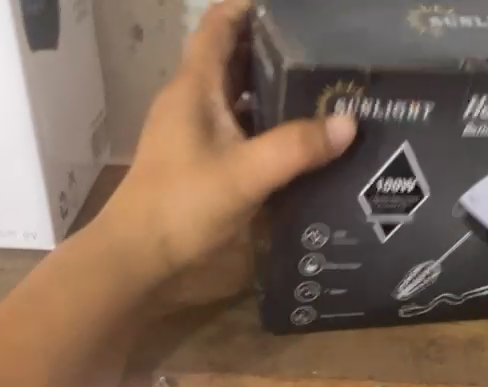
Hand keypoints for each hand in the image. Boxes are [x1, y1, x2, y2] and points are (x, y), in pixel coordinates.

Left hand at [88, 0, 355, 303]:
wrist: (137, 261)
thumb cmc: (182, 207)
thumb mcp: (245, 174)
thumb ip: (296, 147)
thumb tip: (349, 123)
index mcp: (195, 88)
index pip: (221, 24)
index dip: (252, 6)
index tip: (294, 10)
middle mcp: (191, 106)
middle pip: (233, 63)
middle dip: (274, 53)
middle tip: (323, 57)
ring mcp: (192, 141)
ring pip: (236, 104)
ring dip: (271, 99)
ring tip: (320, 98)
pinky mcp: (196, 172)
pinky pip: (235, 139)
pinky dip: (262, 136)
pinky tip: (294, 150)